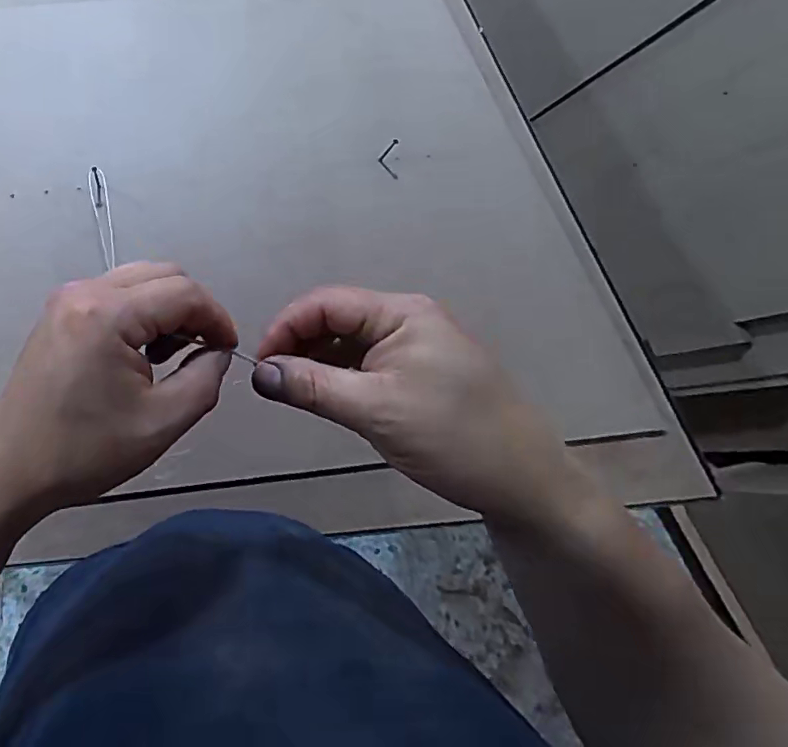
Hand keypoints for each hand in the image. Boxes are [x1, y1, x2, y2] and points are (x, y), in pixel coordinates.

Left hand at [0, 261, 237, 520]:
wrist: (10, 467)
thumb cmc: (83, 451)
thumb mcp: (160, 422)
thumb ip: (204, 378)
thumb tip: (217, 351)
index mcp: (108, 313)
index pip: (183, 292)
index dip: (216, 317)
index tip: (228, 349)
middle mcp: (85, 291)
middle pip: (162, 274)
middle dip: (193, 308)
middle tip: (203, 351)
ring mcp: (67, 298)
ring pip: (138, 279)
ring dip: (166, 307)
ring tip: (169, 356)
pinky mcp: (59, 311)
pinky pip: (114, 293)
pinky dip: (139, 312)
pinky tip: (139, 351)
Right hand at [252, 286, 597, 527]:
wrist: (528, 485)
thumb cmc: (454, 439)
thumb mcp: (375, 411)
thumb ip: (312, 387)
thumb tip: (259, 372)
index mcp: (401, 313)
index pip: (326, 303)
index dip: (286, 327)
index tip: (260, 364)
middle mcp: (406, 319)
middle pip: (336, 319)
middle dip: (299, 344)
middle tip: (274, 382)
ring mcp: (415, 345)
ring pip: (349, 342)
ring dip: (318, 362)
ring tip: (295, 392)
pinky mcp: (419, 371)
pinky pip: (367, 363)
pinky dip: (340, 377)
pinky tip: (327, 398)